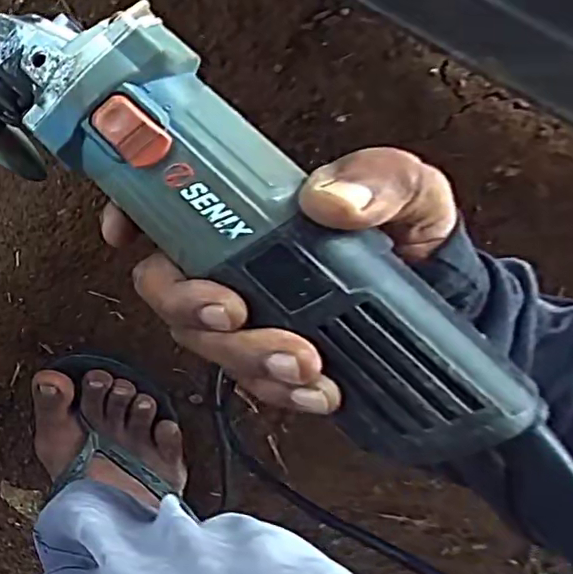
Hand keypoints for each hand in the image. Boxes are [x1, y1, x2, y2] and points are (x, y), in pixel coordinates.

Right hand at [103, 147, 458, 414]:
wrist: (449, 309)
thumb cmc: (410, 238)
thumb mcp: (409, 192)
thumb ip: (379, 181)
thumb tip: (332, 202)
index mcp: (243, 215)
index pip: (162, 207)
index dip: (127, 215)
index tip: (122, 232)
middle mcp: (225, 264)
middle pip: (163, 284)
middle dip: (187, 305)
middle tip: (234, 312)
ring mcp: (239, 313)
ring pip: (199, 338)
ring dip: (241, 354)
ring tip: (303, 363)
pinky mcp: (260, 357)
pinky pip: (243, 379)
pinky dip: (274, 389)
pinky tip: (317, 391)